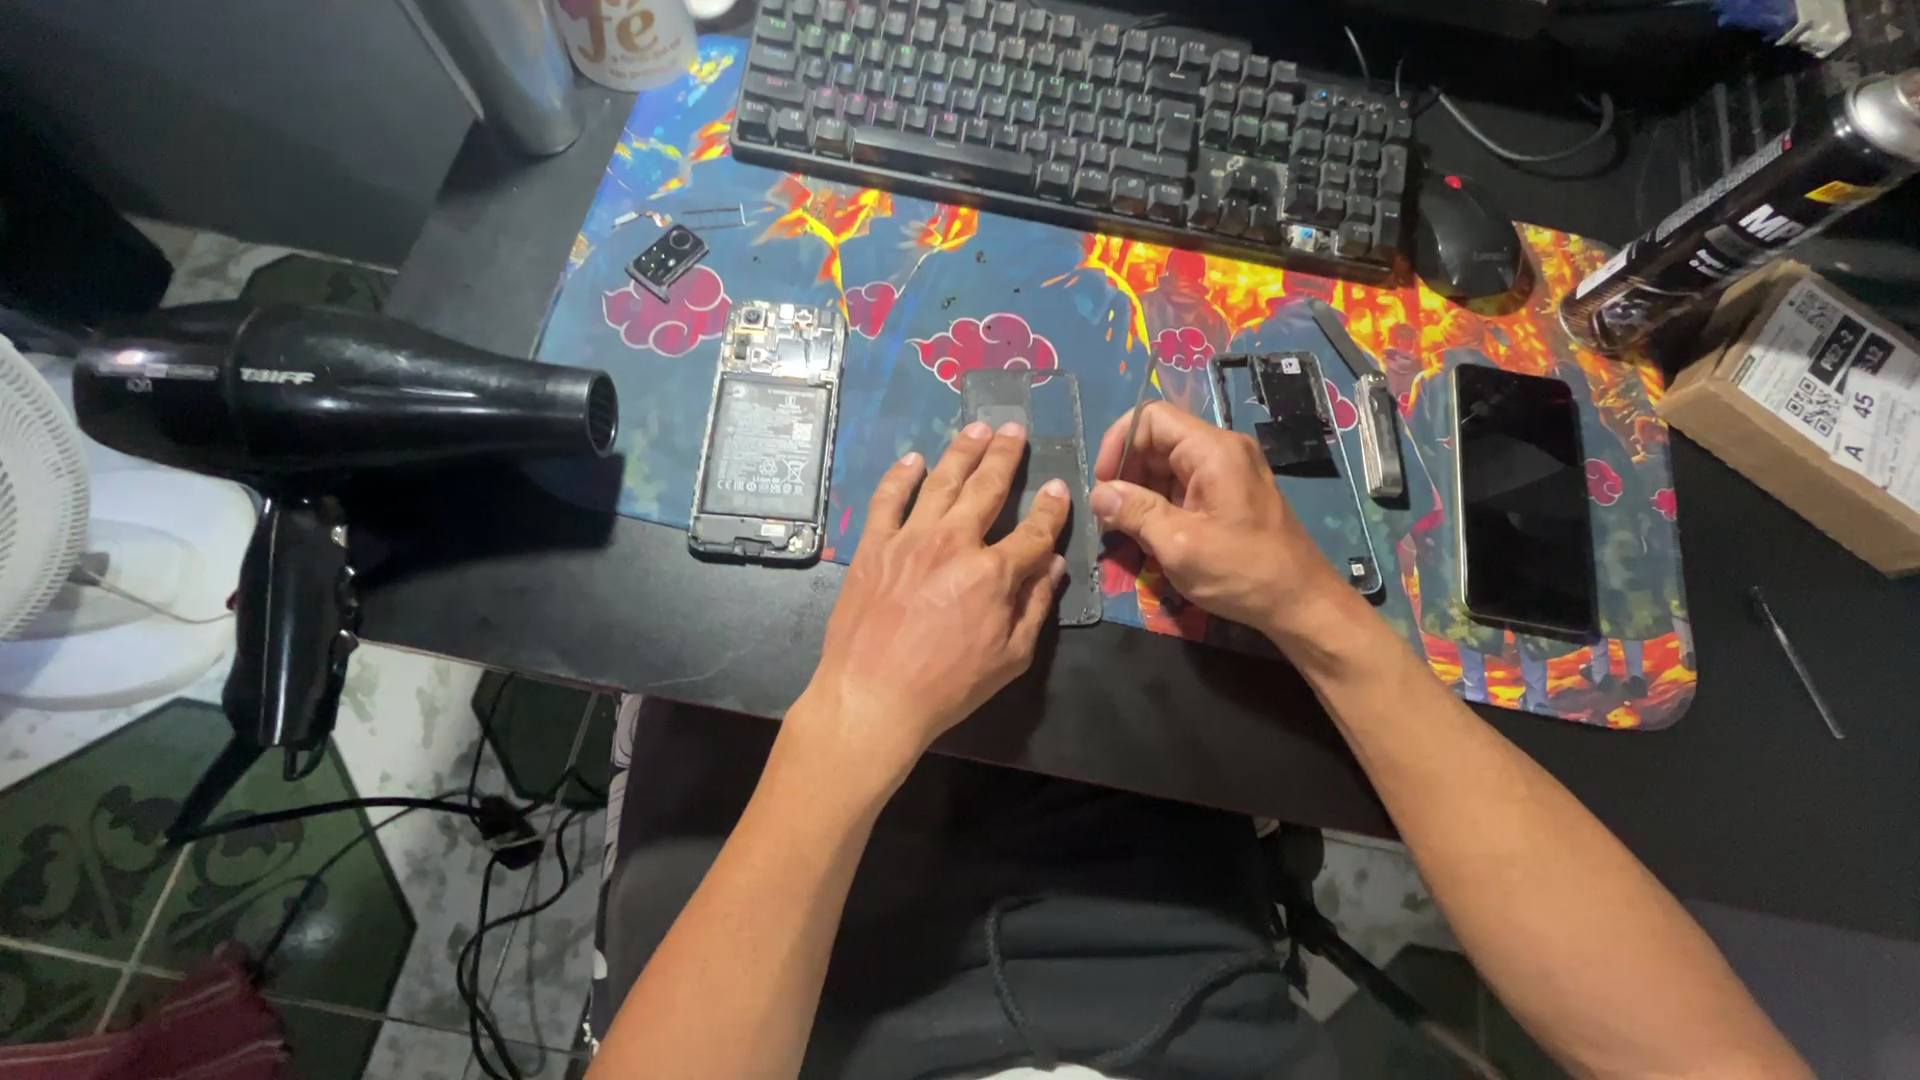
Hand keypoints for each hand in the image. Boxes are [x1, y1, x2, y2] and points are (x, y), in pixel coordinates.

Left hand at [788, 421, 1069, 789]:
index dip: (1051, 507)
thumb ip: (1035, 606)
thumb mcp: (1011, 658)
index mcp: (994, 573)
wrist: (872, 697)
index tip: (1059, 486)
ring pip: (941, 481)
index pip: (1034, 530)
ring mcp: (910, 539)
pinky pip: (889, 499)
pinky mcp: (874, 546)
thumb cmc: (948, 686)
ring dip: (962, 450)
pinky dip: (902, 476)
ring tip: (977, 427)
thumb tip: (1053, 565)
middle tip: (1015, 429)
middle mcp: (954, 543)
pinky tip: (914, 459)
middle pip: (987, 487)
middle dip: (1005, 455)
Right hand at [1090, 403, 1349, 639]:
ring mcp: (1227, 474)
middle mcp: (1221, 451)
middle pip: (1157, 441)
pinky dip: (1159, 506)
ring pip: (1166, 467)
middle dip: (1126, 474)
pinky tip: (1150, 537)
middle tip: (1110, 515)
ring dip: (1140, 494)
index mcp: (1212, 450)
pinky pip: (1182, 488)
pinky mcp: (1228, 497)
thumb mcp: (1178, 543)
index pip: (1151, 418)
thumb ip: (1135, 512)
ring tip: (1127, 530)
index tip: (1104, 485)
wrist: (1300, 603)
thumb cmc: (1241, 571)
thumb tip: (1097, 494)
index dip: (1118, 444)